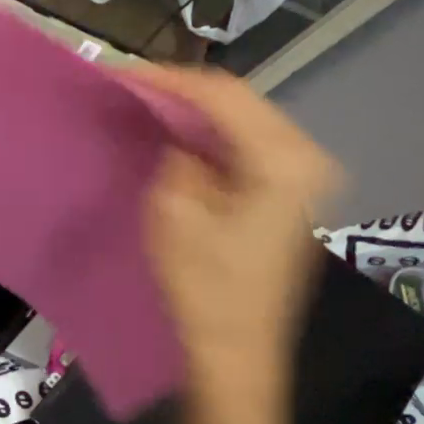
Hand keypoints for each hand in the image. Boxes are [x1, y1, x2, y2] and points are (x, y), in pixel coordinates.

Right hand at [135, 67, 340, 389]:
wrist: (236, 352)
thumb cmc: (204, 287)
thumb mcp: (173, 213)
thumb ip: (175, 154)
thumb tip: (170, 129)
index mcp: (285, 159)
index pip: (223, 95)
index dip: (167, 79)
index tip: (117, 72)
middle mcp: (306, 157)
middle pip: (238, 103)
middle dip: (180, 91)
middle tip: (125, 86)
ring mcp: (302, 178)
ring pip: (240, 123)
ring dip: (191, 113)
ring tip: (141, 105)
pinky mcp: (287, 196)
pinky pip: (243, 147)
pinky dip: (206, 138)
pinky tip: (170, 138)